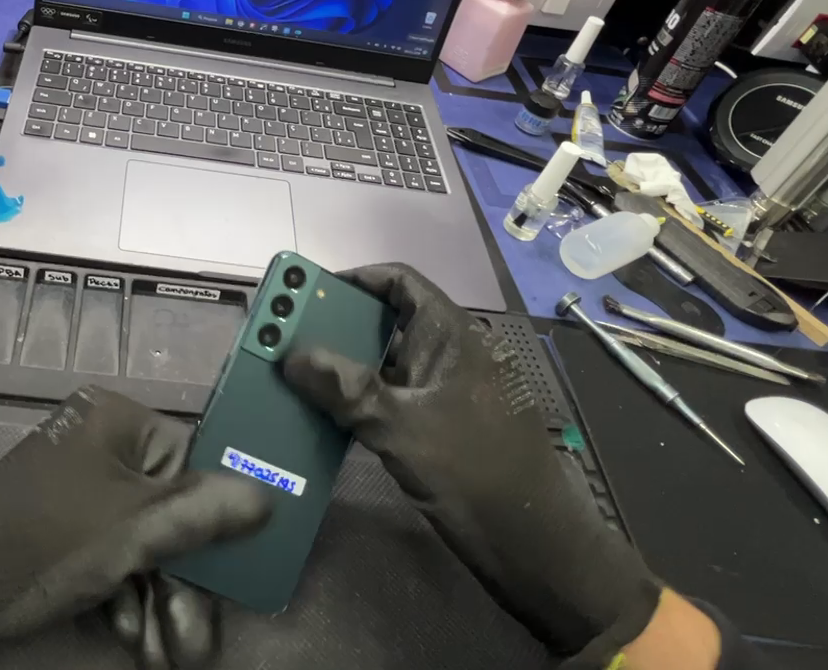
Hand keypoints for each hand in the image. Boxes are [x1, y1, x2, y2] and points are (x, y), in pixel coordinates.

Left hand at [0, 386, 269, 662]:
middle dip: (183, 577)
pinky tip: (131, 633)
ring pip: (144, 537)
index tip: (232, 574)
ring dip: (159, 595)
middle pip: (169, 507)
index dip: (214, 518)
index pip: (191, 460)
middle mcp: (102, 441)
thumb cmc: (46, 542)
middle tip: (195, 639)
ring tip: (166, 650)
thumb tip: (269, 497)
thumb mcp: (133, 529)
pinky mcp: (66, 521)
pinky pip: (114, 548)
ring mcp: (82, 482)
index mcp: (117, 420)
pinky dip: (127, 591)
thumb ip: (204, 512)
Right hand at [281, 263, 661, 658]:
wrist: (536, 549)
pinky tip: (329, 410)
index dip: (355, 278)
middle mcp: (450, 352)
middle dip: (340, 322)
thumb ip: (345, 389)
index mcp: (451, 334)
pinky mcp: (445, 422)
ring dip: (348, 361)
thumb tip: (290, 356)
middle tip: (292, 333)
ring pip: (389, 359)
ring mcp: (449, 389)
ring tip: (300, 369)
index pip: (400, 280)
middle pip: (389, 318)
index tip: (309, 292)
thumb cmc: (473, 474)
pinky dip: (363, 393)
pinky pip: (395, 392)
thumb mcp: (401, 428)